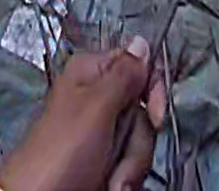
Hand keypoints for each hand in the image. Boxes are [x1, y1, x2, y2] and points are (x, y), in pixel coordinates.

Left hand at [0, 34, 166, 190]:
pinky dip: (122, 181)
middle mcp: (97, 97)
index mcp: (91, 72)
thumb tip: (142, 41)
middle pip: (140, 109)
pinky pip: (128, 165)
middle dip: (136, 140)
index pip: (136, 65)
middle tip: (116, 156)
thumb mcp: (96, 107)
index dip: (151, 88)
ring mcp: (100, 132)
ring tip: (108, 181)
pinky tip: (108, 188)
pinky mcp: (102, 162)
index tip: (155, 114)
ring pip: (138, 142)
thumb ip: (123, 75)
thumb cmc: (63, 150)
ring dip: (129, 167)